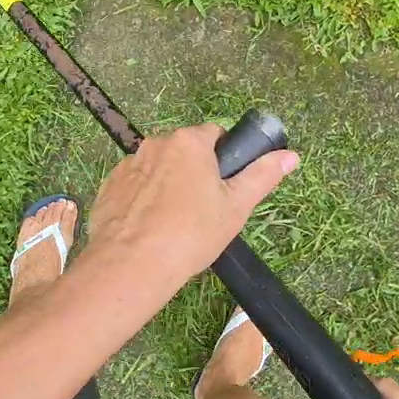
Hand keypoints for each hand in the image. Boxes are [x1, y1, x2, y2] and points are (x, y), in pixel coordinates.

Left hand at [81, 124, 297, 294]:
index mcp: (188, 142)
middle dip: (194, 172)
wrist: (132, 263)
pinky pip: (134, 186)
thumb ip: (262, 176)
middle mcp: (154, 144)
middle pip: (183, 151)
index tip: (225, 186)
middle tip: (204, 210)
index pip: (213, 134)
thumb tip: (291, 155)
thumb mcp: (236, 207)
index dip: (224, 158)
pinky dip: (143, 200)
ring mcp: (127, 164)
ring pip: (157, 169)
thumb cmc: (192, 234)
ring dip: (167, 186)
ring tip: (174, 223)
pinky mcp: (108, 186)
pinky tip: (149, 227)